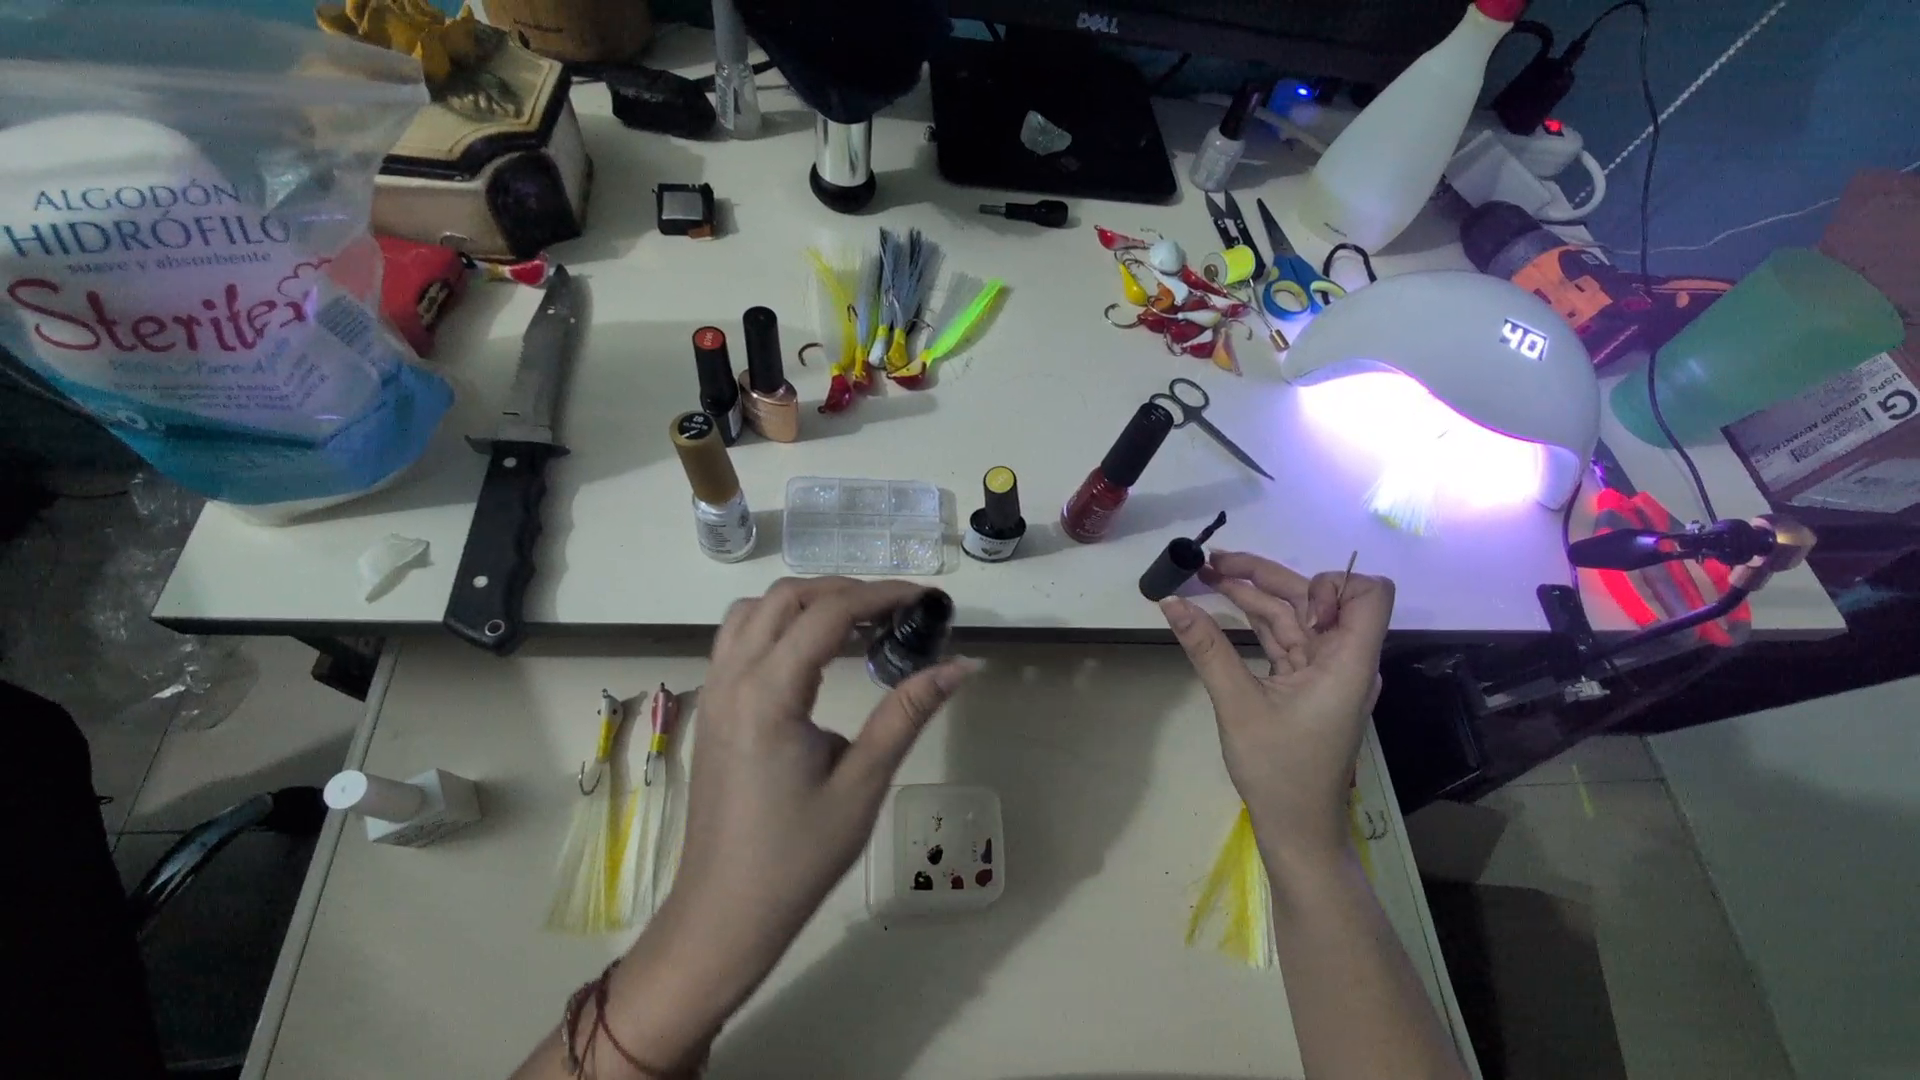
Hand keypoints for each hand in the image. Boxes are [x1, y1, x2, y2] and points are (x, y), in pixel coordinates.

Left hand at [663, 578, 977, 1001]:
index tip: (925, 597)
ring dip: (805, 601)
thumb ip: (907, 714)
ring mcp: (714, 691)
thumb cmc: (797, 857)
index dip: (880, 595)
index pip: (827, 614)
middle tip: (895, 609)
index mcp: (769, 694)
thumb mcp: (862, 784)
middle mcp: (733, 678)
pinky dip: (777, 623)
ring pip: (754, 611)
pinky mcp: (711, 708)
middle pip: (785, 597)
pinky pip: (738, 638)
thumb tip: (960, 666)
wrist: (724, 913)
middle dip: (844, 590)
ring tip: (856, 623)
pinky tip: (813, 653)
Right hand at [1159, 552, 1392, 865]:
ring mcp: (1325, 672)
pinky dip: (1255, 622)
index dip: (1330, 583)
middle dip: (1266, 575)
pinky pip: (1284, 640)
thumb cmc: (1279, 771)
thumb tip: (1170, 602)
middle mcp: (1343, 659)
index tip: (1281, 595)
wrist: (1297, 829)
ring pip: (1294, 616)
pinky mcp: (1306, 684)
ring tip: (1207, 577)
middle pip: (1316, 597)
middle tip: (1213, 562)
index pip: (1369, 595)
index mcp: (1347, 662)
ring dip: (1254, 595)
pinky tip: (1223, 609)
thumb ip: (1206, 648)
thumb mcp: (1237, 705)